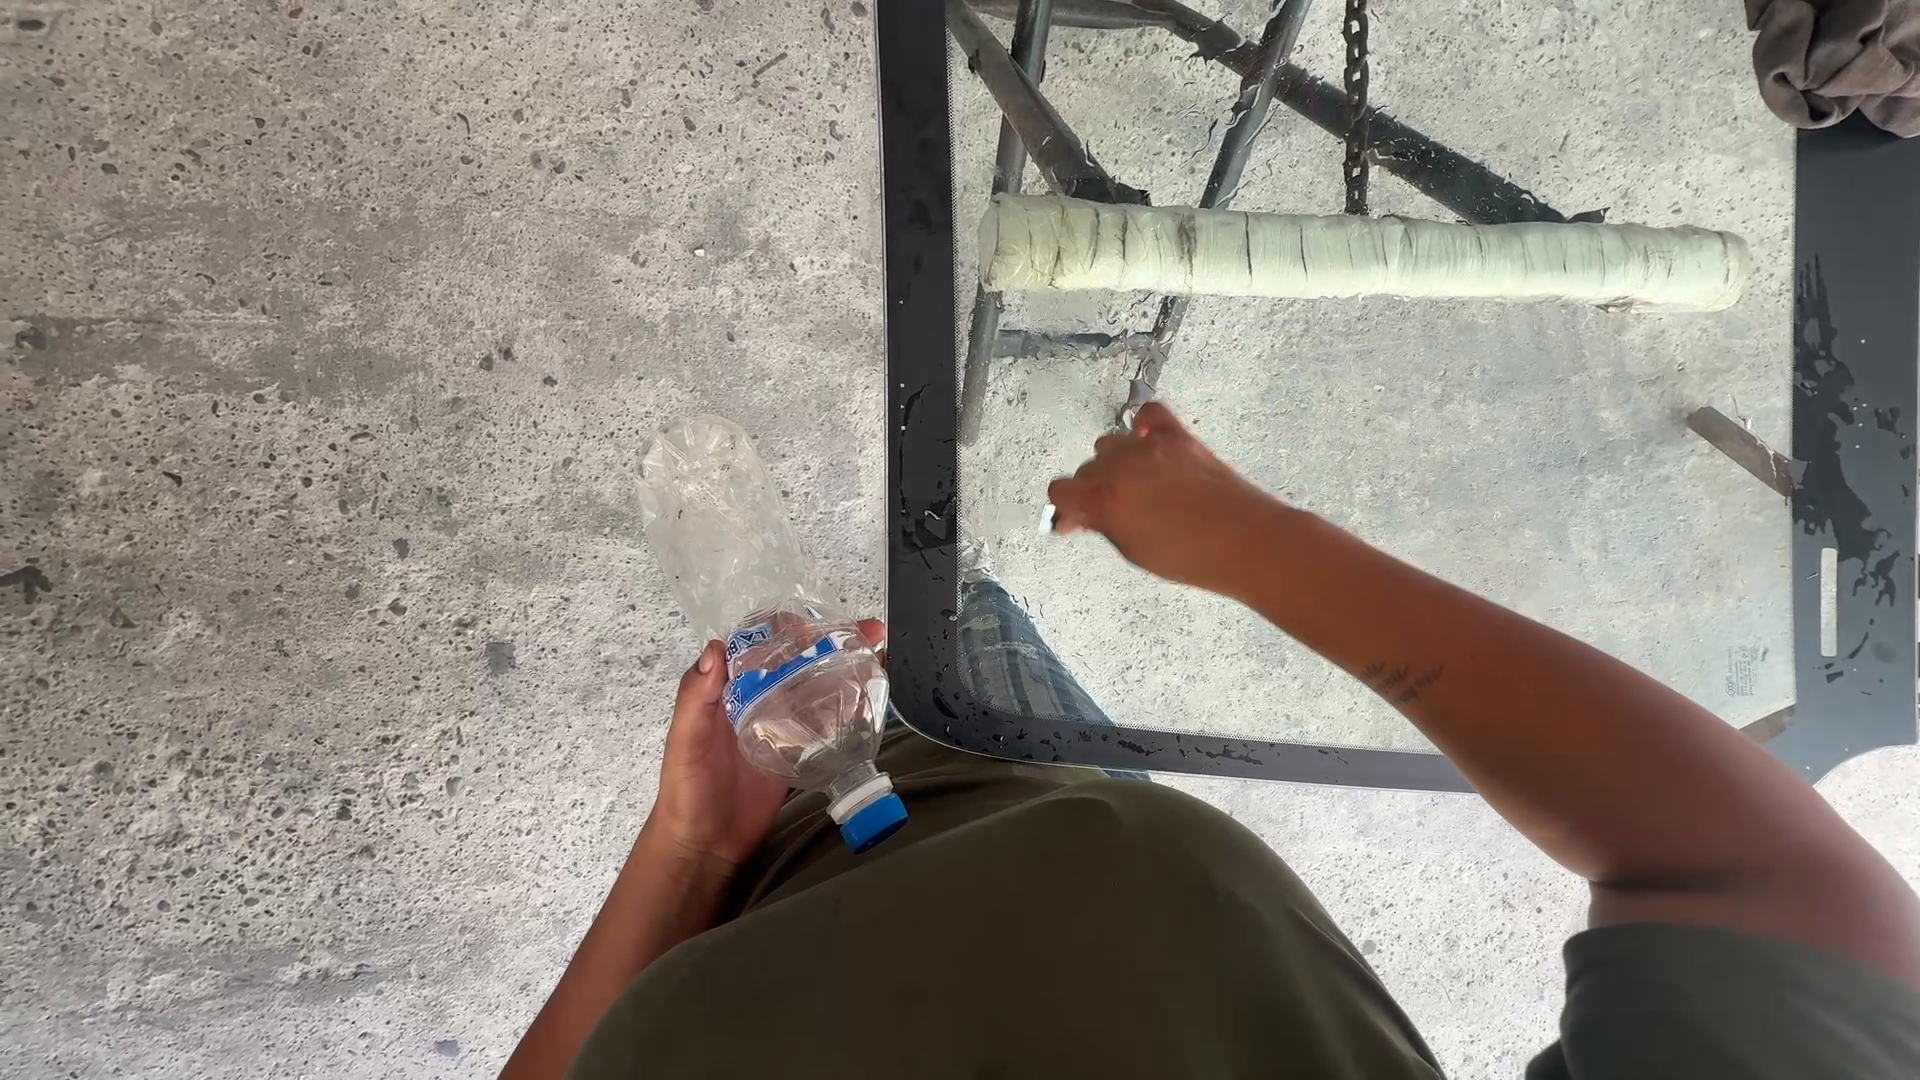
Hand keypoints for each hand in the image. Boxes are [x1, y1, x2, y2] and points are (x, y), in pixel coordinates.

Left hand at [647, 618, 887, 877]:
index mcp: (728, 687)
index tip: (812, 622)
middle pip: (796, 656)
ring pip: (815, 680)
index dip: (784, 626)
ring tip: (878, 650)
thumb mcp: (685, 741)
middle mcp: (758, 696)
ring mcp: (783, 720)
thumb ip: (695, 699)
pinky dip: (849, 698)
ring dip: (845, 662)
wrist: (708, 845)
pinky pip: (827, 714)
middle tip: (865, 633)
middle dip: (829, 638)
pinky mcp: (802, 745)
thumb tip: (715, 648)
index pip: (758, 642)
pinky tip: (872, 689)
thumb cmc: (688, 790)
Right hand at [1048, 402, 1283, 595]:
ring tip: (1132, 483)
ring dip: (1113, 461)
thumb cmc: (1189, 557)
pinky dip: (1142, 424)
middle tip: (1106, 510)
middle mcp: (1121, 467)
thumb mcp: (1132, 550)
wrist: (1244, 541)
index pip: (1060, 490)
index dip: (1065, 506)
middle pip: (1086, 468)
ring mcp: (1150, 447)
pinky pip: (1150, 414)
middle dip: (1089, 489)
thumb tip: (1076, 517)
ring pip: (1111, 443)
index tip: (1075, 519)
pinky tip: (1145, 441)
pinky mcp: (1178, 437)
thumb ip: (1100, 526)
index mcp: (1104, 500)